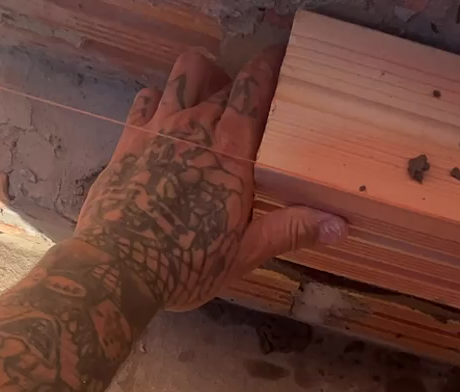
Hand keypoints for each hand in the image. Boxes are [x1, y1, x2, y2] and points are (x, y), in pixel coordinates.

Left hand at [74, 46, 344, 310]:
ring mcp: (156, 129)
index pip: (254, 90)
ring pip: (181, 75)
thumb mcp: (245, 254)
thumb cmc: (187, 266)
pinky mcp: (127, 140)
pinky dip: (159, 99)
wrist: (118, 268)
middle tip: (248, 101)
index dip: (268, 67)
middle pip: (221, 83)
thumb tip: (341, 225)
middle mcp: (195, 128)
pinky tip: (163, 117)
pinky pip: (145, 98)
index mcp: (232, 153)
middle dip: (237, 84)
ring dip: (199, 77)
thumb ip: (291, 230)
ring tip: (207, 96)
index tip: (279, 55)